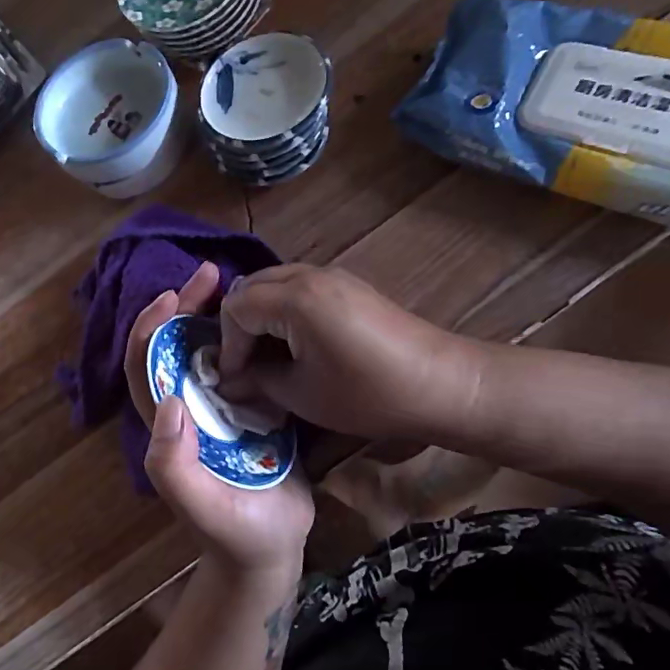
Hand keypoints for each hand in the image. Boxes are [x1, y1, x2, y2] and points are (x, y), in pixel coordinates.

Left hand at [125, 263, 313, 577]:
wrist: (273, 549)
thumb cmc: (235, 532)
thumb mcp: (199, 505)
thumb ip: (173, 462)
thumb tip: (169, 401)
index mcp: (166, 425)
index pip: (143, 367)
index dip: (148, 330)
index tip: (170, 297)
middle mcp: (187, 409)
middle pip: (173, 347)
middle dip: (183, 307)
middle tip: (210, 272)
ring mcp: (218, 407)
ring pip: (206, 350)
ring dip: (213, 314)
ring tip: (234, 283)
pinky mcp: (250, 408)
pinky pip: (240, 363)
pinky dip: (244, 335)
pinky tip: (262, 316)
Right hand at [217, 265, 474, 443]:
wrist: (441, 384)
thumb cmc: (367, 393)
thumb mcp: (302, 394)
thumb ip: (258, 381)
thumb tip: (229, 383)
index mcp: (294, 298)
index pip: (236, 308)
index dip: (228, 346)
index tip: (234, 379)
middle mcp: (309, 275)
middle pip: (251, 287)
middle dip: (239, 324)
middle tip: (243, 363)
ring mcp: (332, 275)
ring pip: (274, 283)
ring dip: (260, 314)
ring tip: (265, 353)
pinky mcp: (349, 284)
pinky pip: (298, 286)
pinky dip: (283, 308)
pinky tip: (294, 341)